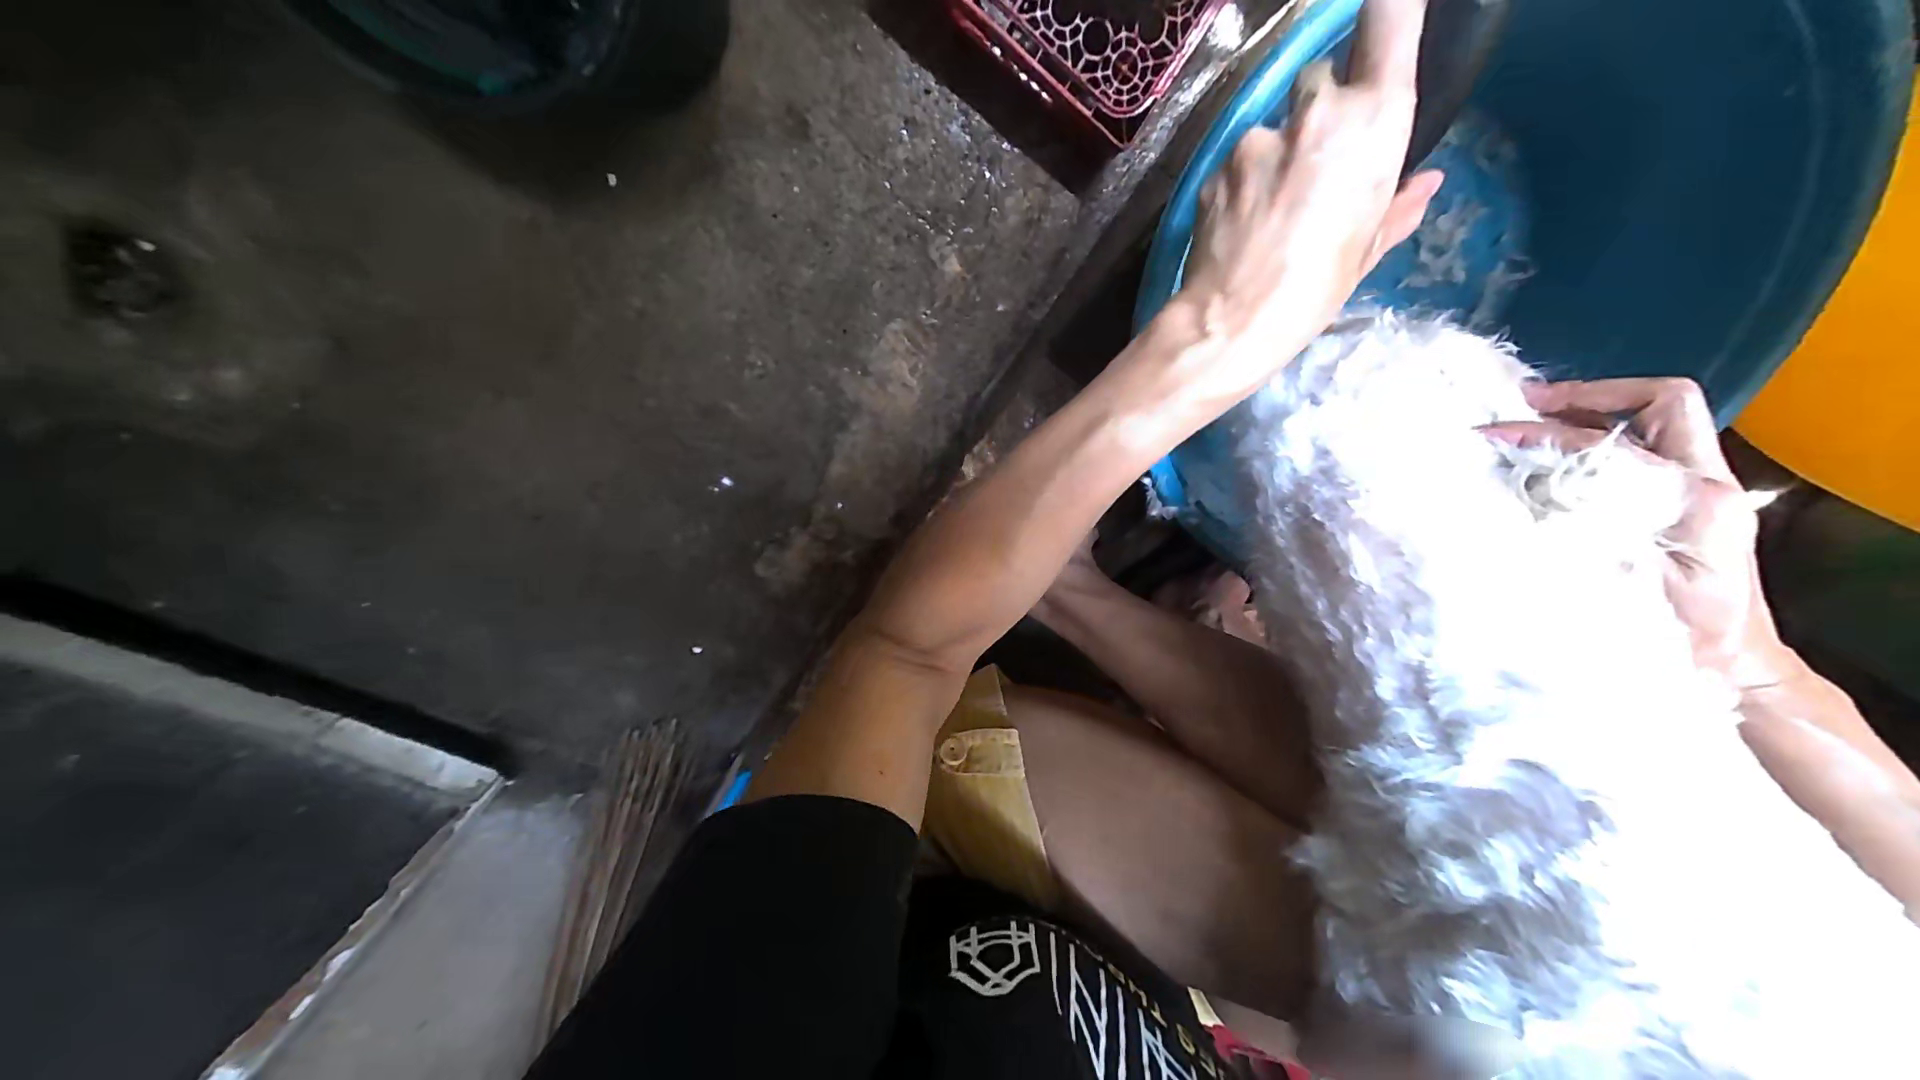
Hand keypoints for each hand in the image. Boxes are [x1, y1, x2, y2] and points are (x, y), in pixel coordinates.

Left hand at [1177, 0, 1444, 370]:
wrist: (1233, 319)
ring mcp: (1256, 139)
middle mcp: (1315, 112)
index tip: (1387, 9)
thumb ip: (1398, 205)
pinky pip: (1236, 163)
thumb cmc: (1316, 288)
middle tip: (1312, 168)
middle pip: (1319, 81)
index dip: (1390, 6)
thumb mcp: (1367, 248)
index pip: (1390, 17)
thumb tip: (1427, 182)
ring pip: (1271, 128)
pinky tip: (1241, 223)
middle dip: (1319, 112)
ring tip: (1271, 212)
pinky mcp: (1214, 167)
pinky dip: (1241, 184)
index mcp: (1373, 119)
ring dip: (1275, 155)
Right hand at [1483, 377, 1794, 693]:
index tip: (1489, 435)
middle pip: (1661, 403)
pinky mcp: (1687, 497)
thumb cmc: (1675, 636)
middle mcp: (1708, 480)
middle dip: (1587, 395)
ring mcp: (1702, 485)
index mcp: (1695, 499)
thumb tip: (1518, 498)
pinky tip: (1552, 454)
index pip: (1607, 444)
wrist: (1734, 663)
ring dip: (1590, 412)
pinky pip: (1642, 447)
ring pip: (1654, 418)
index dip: (1543, 434)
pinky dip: (1595, 438)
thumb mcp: (1623, 594)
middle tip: (1522, 403)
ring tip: (1530, 417)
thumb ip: (1580, 542)